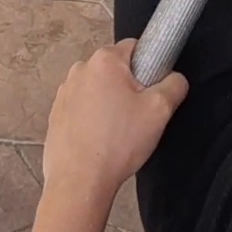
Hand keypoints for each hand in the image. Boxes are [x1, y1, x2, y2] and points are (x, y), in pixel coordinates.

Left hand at [41, 39, 188, 195]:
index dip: (148, 67)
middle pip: (115, 69)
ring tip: (116, 132)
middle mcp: (80, 68)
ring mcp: (64, 91)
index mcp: (105, 60)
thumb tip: (176, 78)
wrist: (79, 183)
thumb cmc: (118, 143)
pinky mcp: (55, 114)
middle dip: (128, 87)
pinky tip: (99, 140)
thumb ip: (175, 85)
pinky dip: (91, 118)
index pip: (134, 47)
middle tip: (137, 115)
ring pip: (98, 88)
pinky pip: (81, 107)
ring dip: (108, 102)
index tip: (150, 92)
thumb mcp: (160, 110)